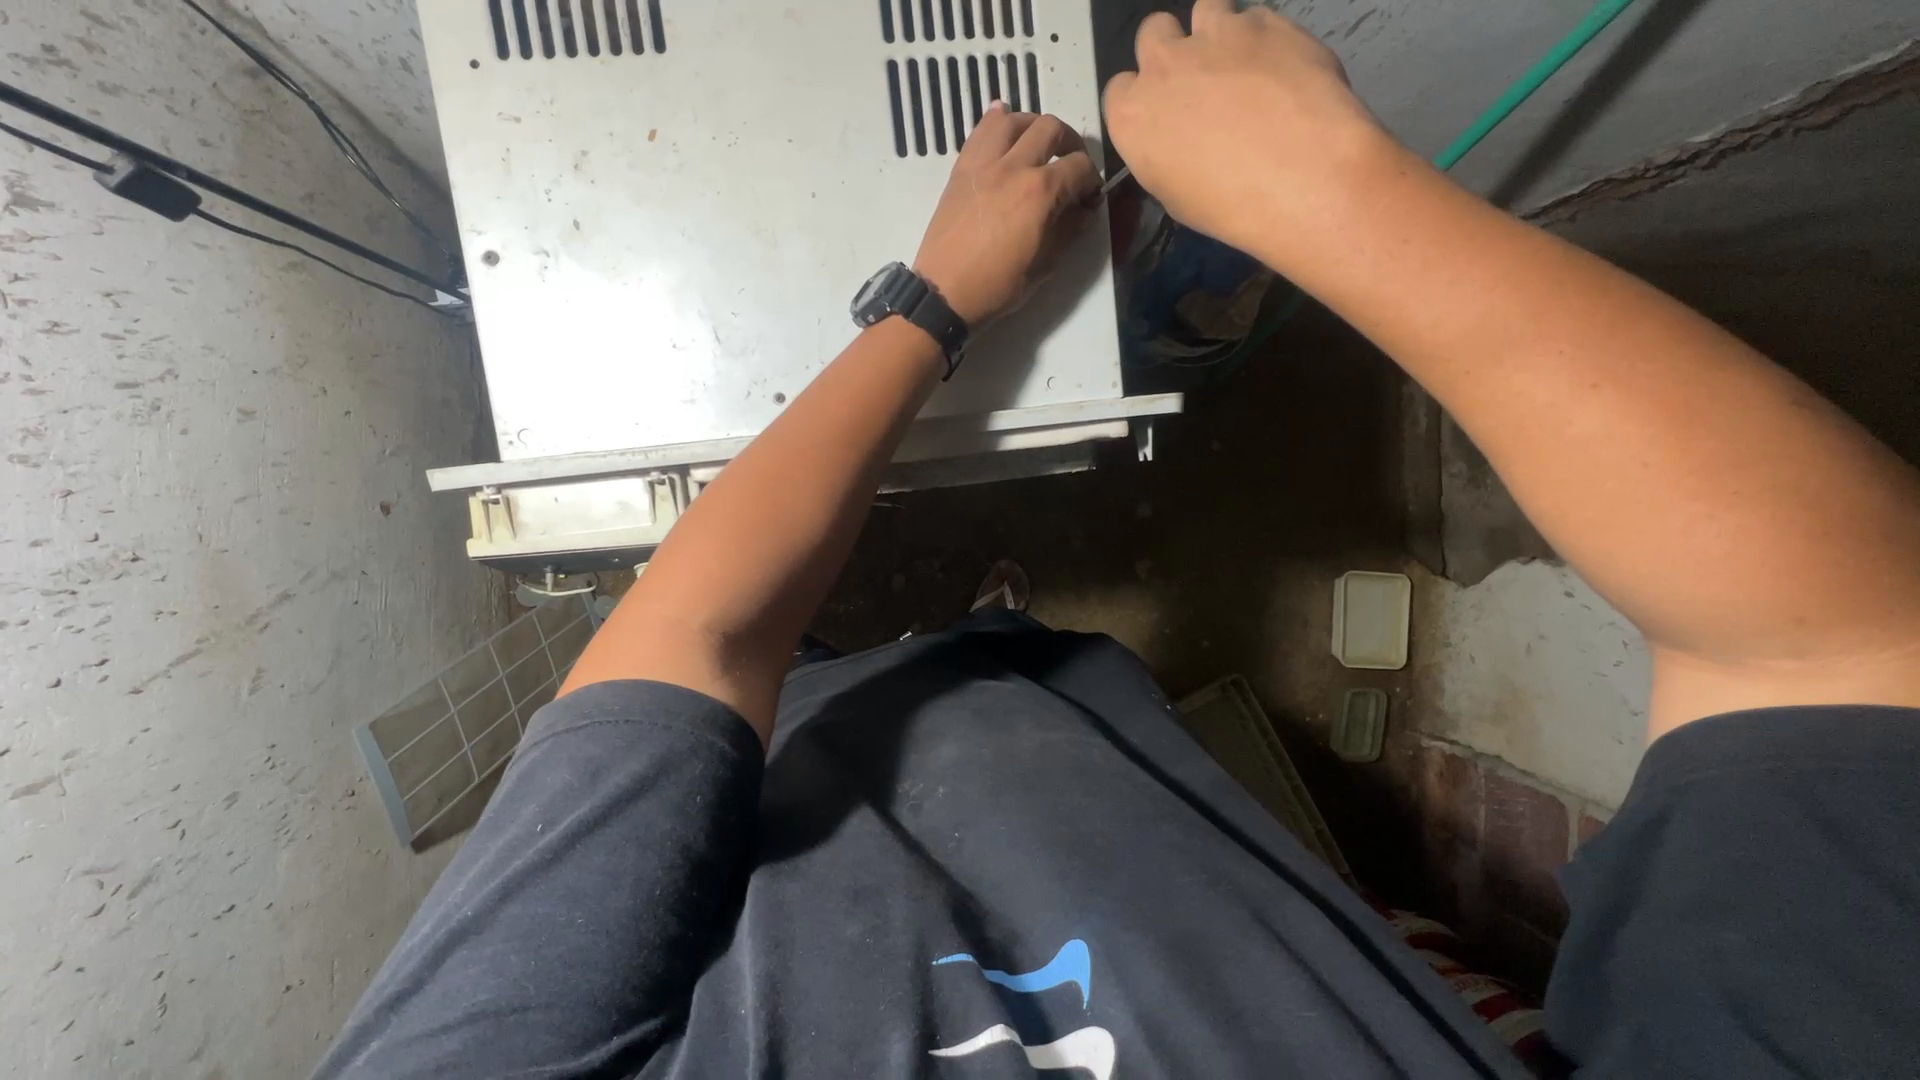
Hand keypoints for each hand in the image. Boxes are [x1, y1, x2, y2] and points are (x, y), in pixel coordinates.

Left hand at [912, 103, 1102, 326]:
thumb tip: (1086, 209)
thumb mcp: (1045, 265)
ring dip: (1033, 125)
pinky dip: (996, 121)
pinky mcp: (961, 169)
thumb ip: (1070, 230)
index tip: (1090, 197)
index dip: (1092, 180)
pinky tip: (1004, 122)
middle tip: (1071, 164)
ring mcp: (983, 164)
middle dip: (1070, 143)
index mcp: (1040, 192)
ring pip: (1013, 120)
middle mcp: (1013, 166)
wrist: (945, 293)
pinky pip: (980, 131)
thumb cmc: (998, 286)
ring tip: (1038, 144)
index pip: (1080, 167)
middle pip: (1051, 128)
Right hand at [1103, 0, 1403, 261]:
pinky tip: (1281, 70)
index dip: (1143, 101)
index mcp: (1132, 114)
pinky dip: (1263, 40)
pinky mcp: (1267, 22)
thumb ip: (1163, 153)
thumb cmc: (1227, 204)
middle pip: (1153, 33)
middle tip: (1200, 85)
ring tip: (1241, 67)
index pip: (1120, 89)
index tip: (1164, 118)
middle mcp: (1165, 64)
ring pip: (1204, 10)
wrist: (1300, 175)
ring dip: (1216, 33)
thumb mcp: (1174, 196)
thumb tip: (1177, 144)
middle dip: (1171, 52)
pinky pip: (1256, 18)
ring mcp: (1216, 35)